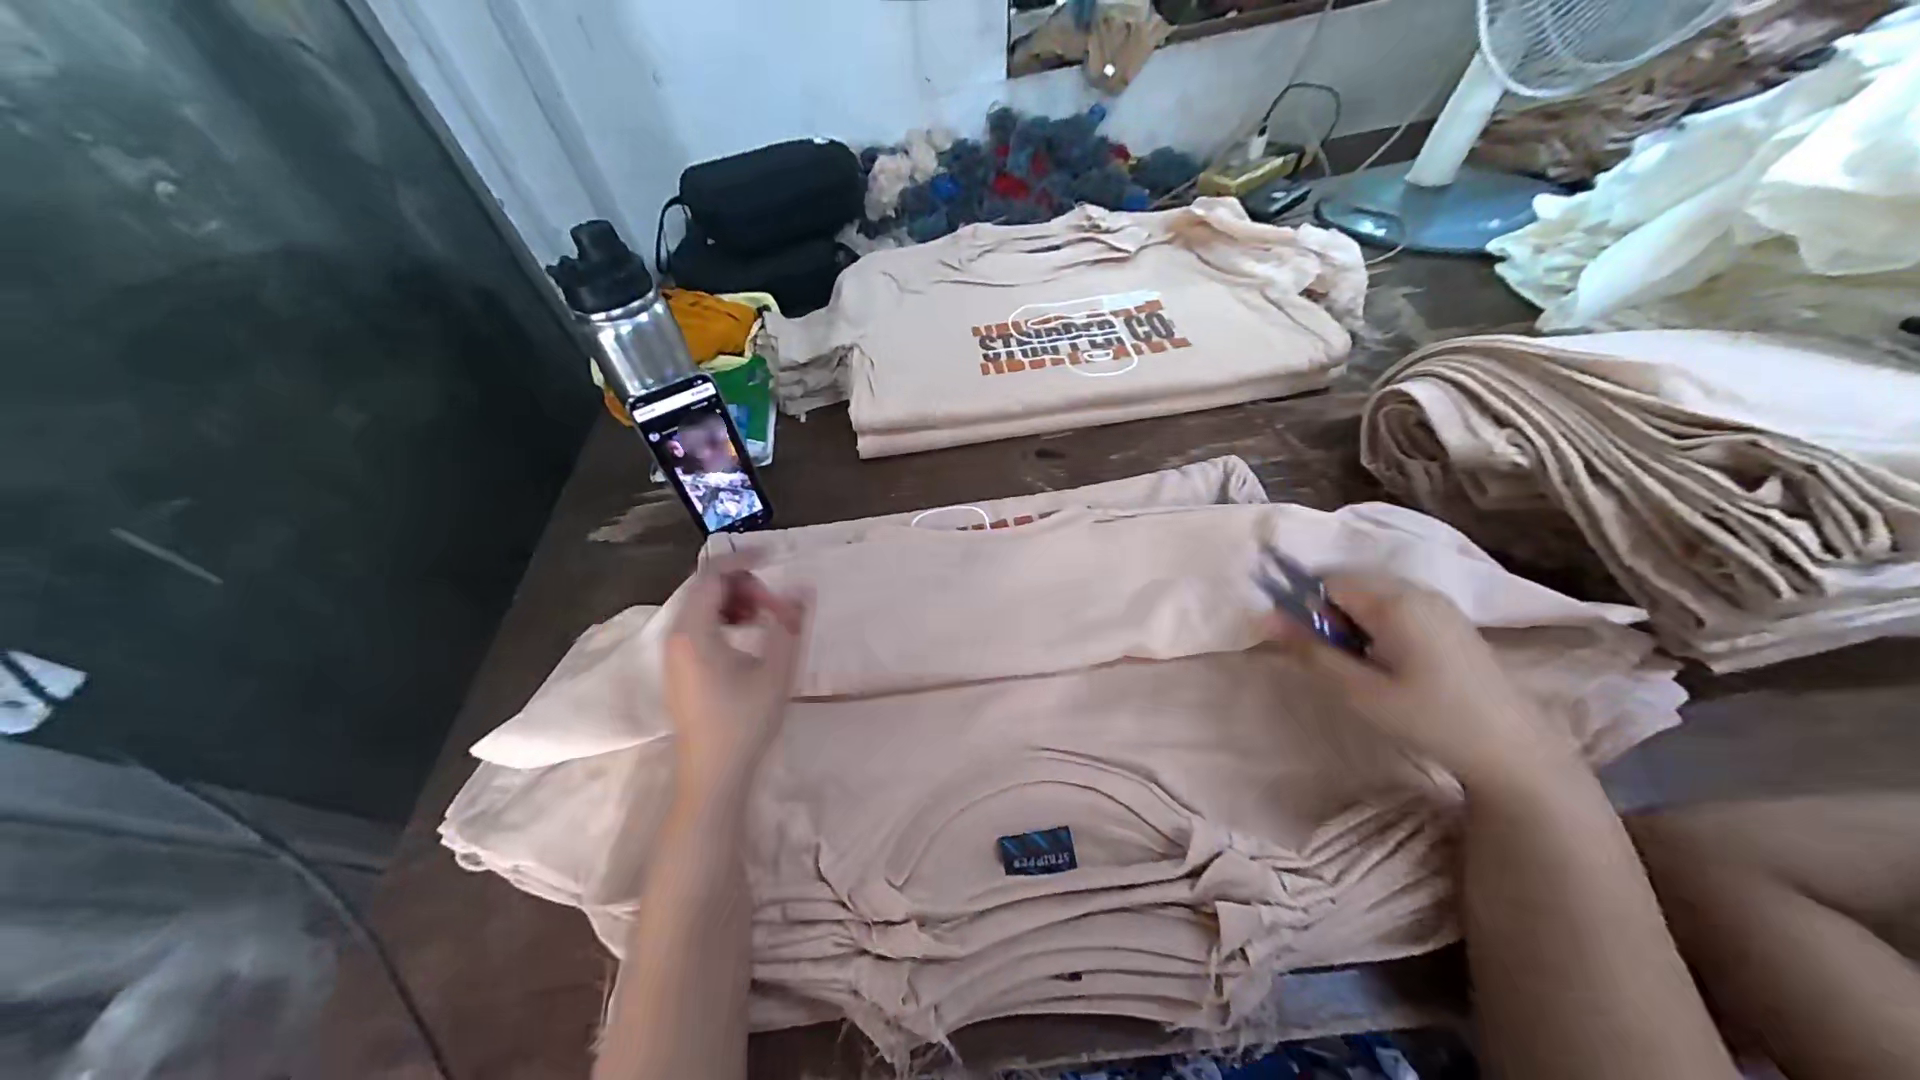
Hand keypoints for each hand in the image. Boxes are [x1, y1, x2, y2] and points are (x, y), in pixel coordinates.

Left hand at [661, 564, 810, 792]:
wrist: (713, 774)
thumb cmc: (744, 721)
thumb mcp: (776, 670)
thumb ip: (789, 623)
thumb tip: (801, 589)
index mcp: (693, 632)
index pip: (712, 575)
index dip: (744, 559)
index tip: (775, 556)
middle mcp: (675, 637)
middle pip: (705, 588)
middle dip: (743, 584)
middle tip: (775, 602)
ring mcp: (673, 654)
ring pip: (702, 608)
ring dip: (735, 602)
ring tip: (766, 619)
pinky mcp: (679, 669)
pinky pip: (699, 627)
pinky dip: (725, 620)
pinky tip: (748, 639)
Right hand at [1269, 572, 1581, 788]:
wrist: (1512, 750)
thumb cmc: (1429, 719)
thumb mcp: (1358, 691)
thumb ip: (1310, 650)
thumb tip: (1264, 618)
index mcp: (1394, 602)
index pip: (1327, 581)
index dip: (1308, 609)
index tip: (1312, 648)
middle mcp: (1417, 590)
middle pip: (1350, 584)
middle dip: (1331, 615)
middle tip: (1340, 661)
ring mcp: (1439, 603)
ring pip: (1372, 595)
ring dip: (1354, 622)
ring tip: (1366, 666)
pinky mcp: (1450, 619)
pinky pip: (1396, 605)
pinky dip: (1379, 625)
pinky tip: (1393, 664)